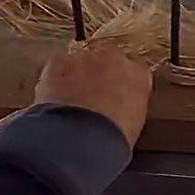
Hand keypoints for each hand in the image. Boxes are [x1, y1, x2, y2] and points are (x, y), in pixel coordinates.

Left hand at [34, 43, 152, 146]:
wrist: (82, 137)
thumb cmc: (115, 137)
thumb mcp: (134, 122)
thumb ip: (130, 105)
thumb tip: (119, 108)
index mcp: (139, 75)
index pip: (136, 71)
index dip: (124, 83)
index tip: (118, 95)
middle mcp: (115, 58)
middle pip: (109, 59)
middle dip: (102, 73)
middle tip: (93, 96)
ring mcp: (85, 57)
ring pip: (82, 61)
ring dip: (78, 75)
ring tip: (71, 100)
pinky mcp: (58, 61)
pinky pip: (58, 65)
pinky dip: (56, 78)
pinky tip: (55, 97)